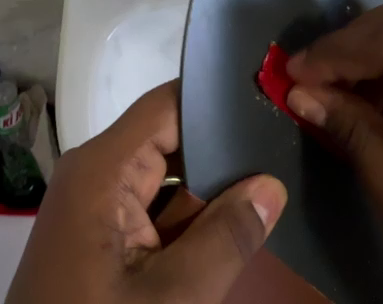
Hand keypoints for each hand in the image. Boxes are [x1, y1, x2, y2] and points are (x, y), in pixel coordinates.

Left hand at [7, 80, 287, 303]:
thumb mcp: (172, 297)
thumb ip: (225, 238)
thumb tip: (272, 184)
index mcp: (102, 167)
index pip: (166, 106)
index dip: (215, 100)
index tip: (268, 98)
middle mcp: (97, 174)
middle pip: (170, 140)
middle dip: (222, 149)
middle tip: (286, 145)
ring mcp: (98, 208)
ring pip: (167, 181)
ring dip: (212, 190)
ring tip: (276, 177)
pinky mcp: (101, 240)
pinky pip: (154, 214)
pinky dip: (191, 221)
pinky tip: (239, 221)